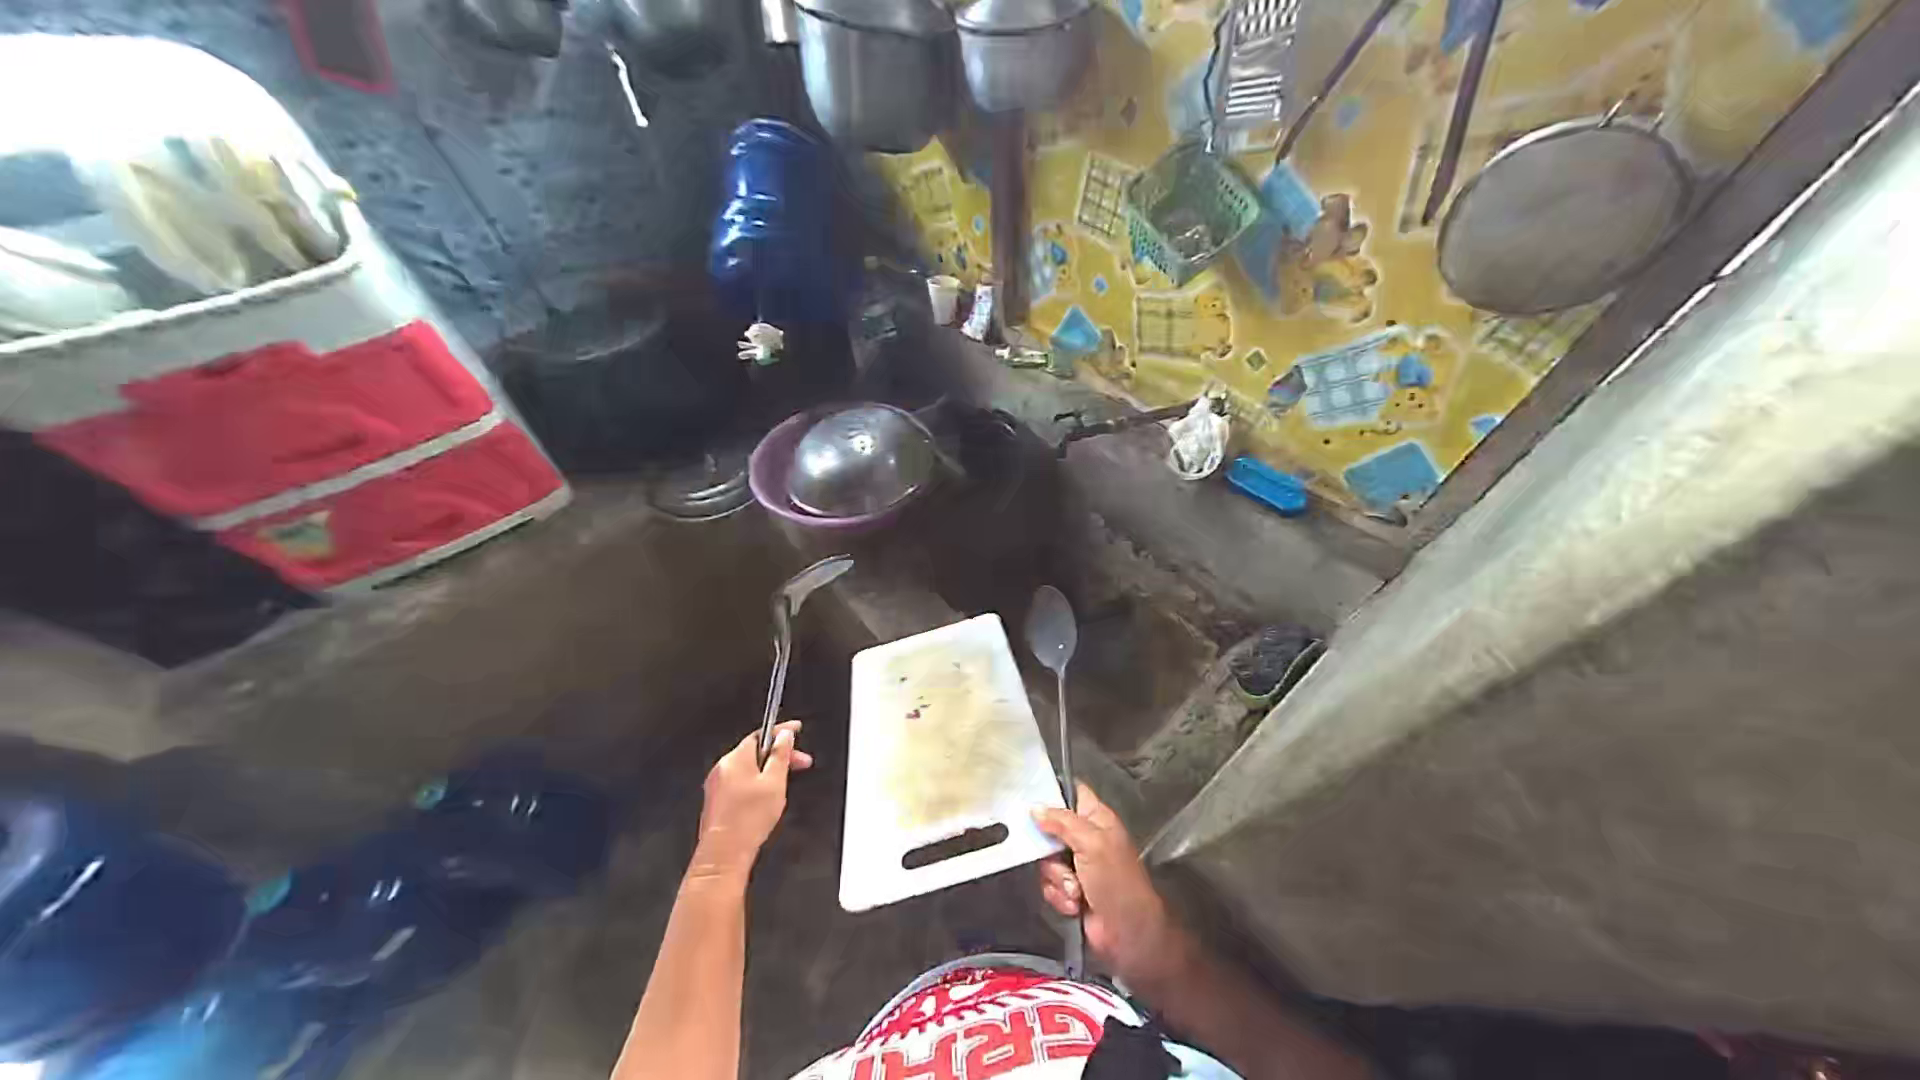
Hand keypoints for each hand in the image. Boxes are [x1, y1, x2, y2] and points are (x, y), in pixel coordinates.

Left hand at [690, 720, 812, 882]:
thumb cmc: (747, 820)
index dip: (781, 729)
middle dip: (779, 755)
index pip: (761, 733)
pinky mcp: (717, 801)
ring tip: (784, 785)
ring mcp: (717, 785)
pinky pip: (740, 782)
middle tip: (800, 762)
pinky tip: (766, 800)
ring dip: (769, 770)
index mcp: (736, 758)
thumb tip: (784, 736)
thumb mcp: (776, 781)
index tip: (795, 728)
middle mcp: (723, 768)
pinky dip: (756, 784)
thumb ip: (781, 754)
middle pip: (755, 751)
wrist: (724, 855)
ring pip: (748, 768)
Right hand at [1034, 783, 1187, 986]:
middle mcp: (1085, 837)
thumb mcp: (1092, 843)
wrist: (1128, 934)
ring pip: (1046, 860)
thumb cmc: (1118, 882)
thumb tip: (1035, 809)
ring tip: (1076, 890)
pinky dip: (1058, 895)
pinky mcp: (1069, 889)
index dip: (1053, 792)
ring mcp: (1077, 864)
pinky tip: (1075, 904)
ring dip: (1057, 878)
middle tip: (1061, 860)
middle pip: (1049, 829)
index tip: (1032, 798)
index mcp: (1096, 818)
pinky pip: (1048, 883)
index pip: (1071, 792)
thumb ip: (1062, 822)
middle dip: (1050, 850)